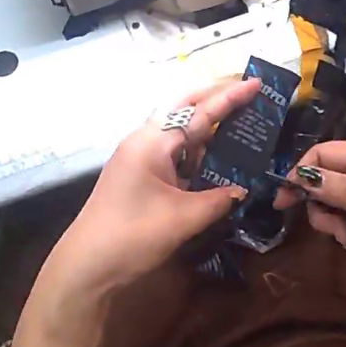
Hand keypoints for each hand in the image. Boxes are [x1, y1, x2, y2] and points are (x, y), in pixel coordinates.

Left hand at [13, 79, 257, 346]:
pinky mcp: (138, 174)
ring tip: (239, 120)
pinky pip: (172, 152)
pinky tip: (214, 157)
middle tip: (248, 94)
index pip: (198, 112)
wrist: (88, 264)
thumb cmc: (133, 235)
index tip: (257, 82)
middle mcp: (144, 141)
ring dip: (206, 125)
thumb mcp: (183, 218)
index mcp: (152, 142)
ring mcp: (139, 157)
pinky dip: (195, 150)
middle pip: (183, 110)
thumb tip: (241, 189)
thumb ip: (217, 199)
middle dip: (214, 99)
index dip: (230, 97)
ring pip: (178, 131)